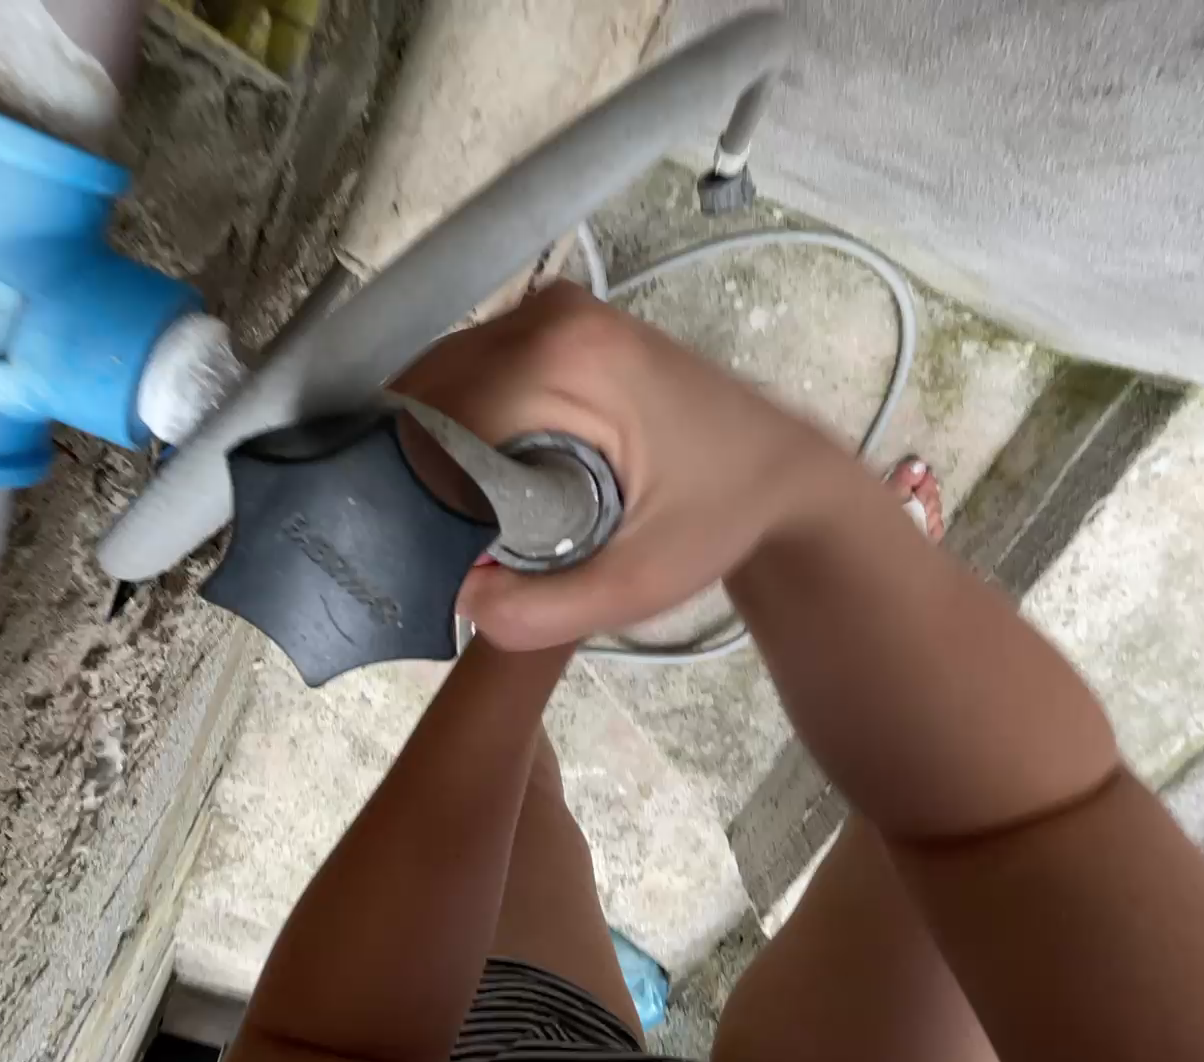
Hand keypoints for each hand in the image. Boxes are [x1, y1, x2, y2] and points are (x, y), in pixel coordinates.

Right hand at [394, 283, 844, 649]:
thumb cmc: (717, 519)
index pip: (436, 424)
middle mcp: (546, 315)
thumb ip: (538, 611)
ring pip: (442, 381)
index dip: (427, 493)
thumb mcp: (634, 586)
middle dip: (425, 468)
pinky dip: (460, 420)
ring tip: (473, 505)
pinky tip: (487, 468)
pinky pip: (470, 370)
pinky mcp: (554, 320)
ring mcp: (549, 308)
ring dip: (437, 444)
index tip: (448, 549)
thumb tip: (454, 593)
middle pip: (430, 395)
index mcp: (564, 359)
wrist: (778, 468)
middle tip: (458, 532)